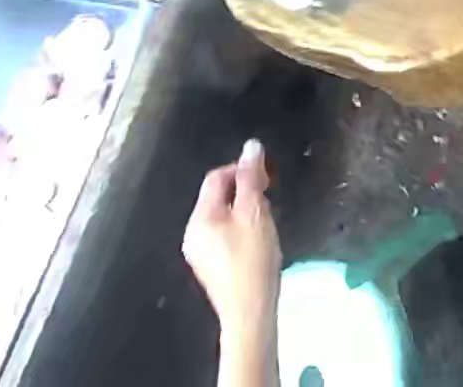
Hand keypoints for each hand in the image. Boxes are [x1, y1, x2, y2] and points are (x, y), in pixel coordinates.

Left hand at [182, 140, 282, 337]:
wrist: (251, 317)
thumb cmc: (252, 261)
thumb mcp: (255, 212)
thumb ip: (251, 177)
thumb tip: (251, 146)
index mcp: (200, 218)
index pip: (216, 178)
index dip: (240, 169)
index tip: (264, 175)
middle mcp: (194, 233)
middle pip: (218, 196)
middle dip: (243, 190)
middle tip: (267, 196)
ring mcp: (201, 253)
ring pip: (223, 215)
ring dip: (244, 209)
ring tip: (266, 219)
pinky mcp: (212, 268)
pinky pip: (224, 235)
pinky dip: (241, 228)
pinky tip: (258, 241)